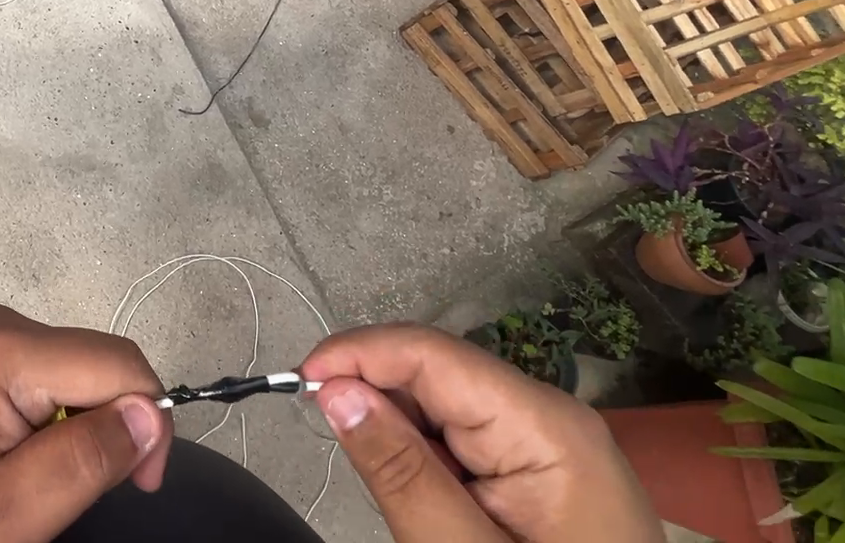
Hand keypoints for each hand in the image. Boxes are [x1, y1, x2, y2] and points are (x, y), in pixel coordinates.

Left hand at [0, 305, 171, 542]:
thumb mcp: (7, 512)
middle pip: (94, 364)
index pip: (121, 363)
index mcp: (9, 348)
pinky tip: (9, 460)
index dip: (149, 423)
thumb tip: (149, 412)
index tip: (139, 486)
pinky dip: (42, 420)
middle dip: (106, 426)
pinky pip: (33, 378)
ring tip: (32, 484)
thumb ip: (86, 456)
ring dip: (73, 428)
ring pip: (67, 374)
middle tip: (72, 497)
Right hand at [302, 323, 659, 542]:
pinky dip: (421, 452)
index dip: (356, 354)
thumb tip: (332, 388)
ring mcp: (545, 438)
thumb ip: (399, 470)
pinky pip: (457, 432)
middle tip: (336, 444)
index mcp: (542, 424)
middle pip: (431, 370)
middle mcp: (546, 413)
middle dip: (373, 394)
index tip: (298, 383)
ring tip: (393, 490)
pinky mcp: (535, 463)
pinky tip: (422, 493)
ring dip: (395, 427)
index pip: (428, 352)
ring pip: (437, 400)